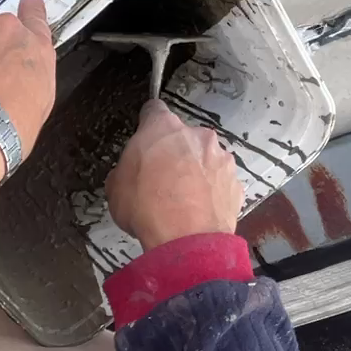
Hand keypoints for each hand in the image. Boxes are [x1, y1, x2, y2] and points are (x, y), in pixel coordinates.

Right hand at [106, 100, 245, 250]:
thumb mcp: (115, 187)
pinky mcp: (236, 183)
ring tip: (180, 200)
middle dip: (173, 152)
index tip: (144, 135)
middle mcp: (196, 136)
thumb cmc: (146, 207)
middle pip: (182, 137)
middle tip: (159, 178)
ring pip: (204, 158)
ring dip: (194, 171)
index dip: (147, 123)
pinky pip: (219, 182)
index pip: (153, 110)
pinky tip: (196, 211)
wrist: (185, 240)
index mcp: (162, 128)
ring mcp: (221, 158)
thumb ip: (124, 170)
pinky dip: (210, 192)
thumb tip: (129, 175)